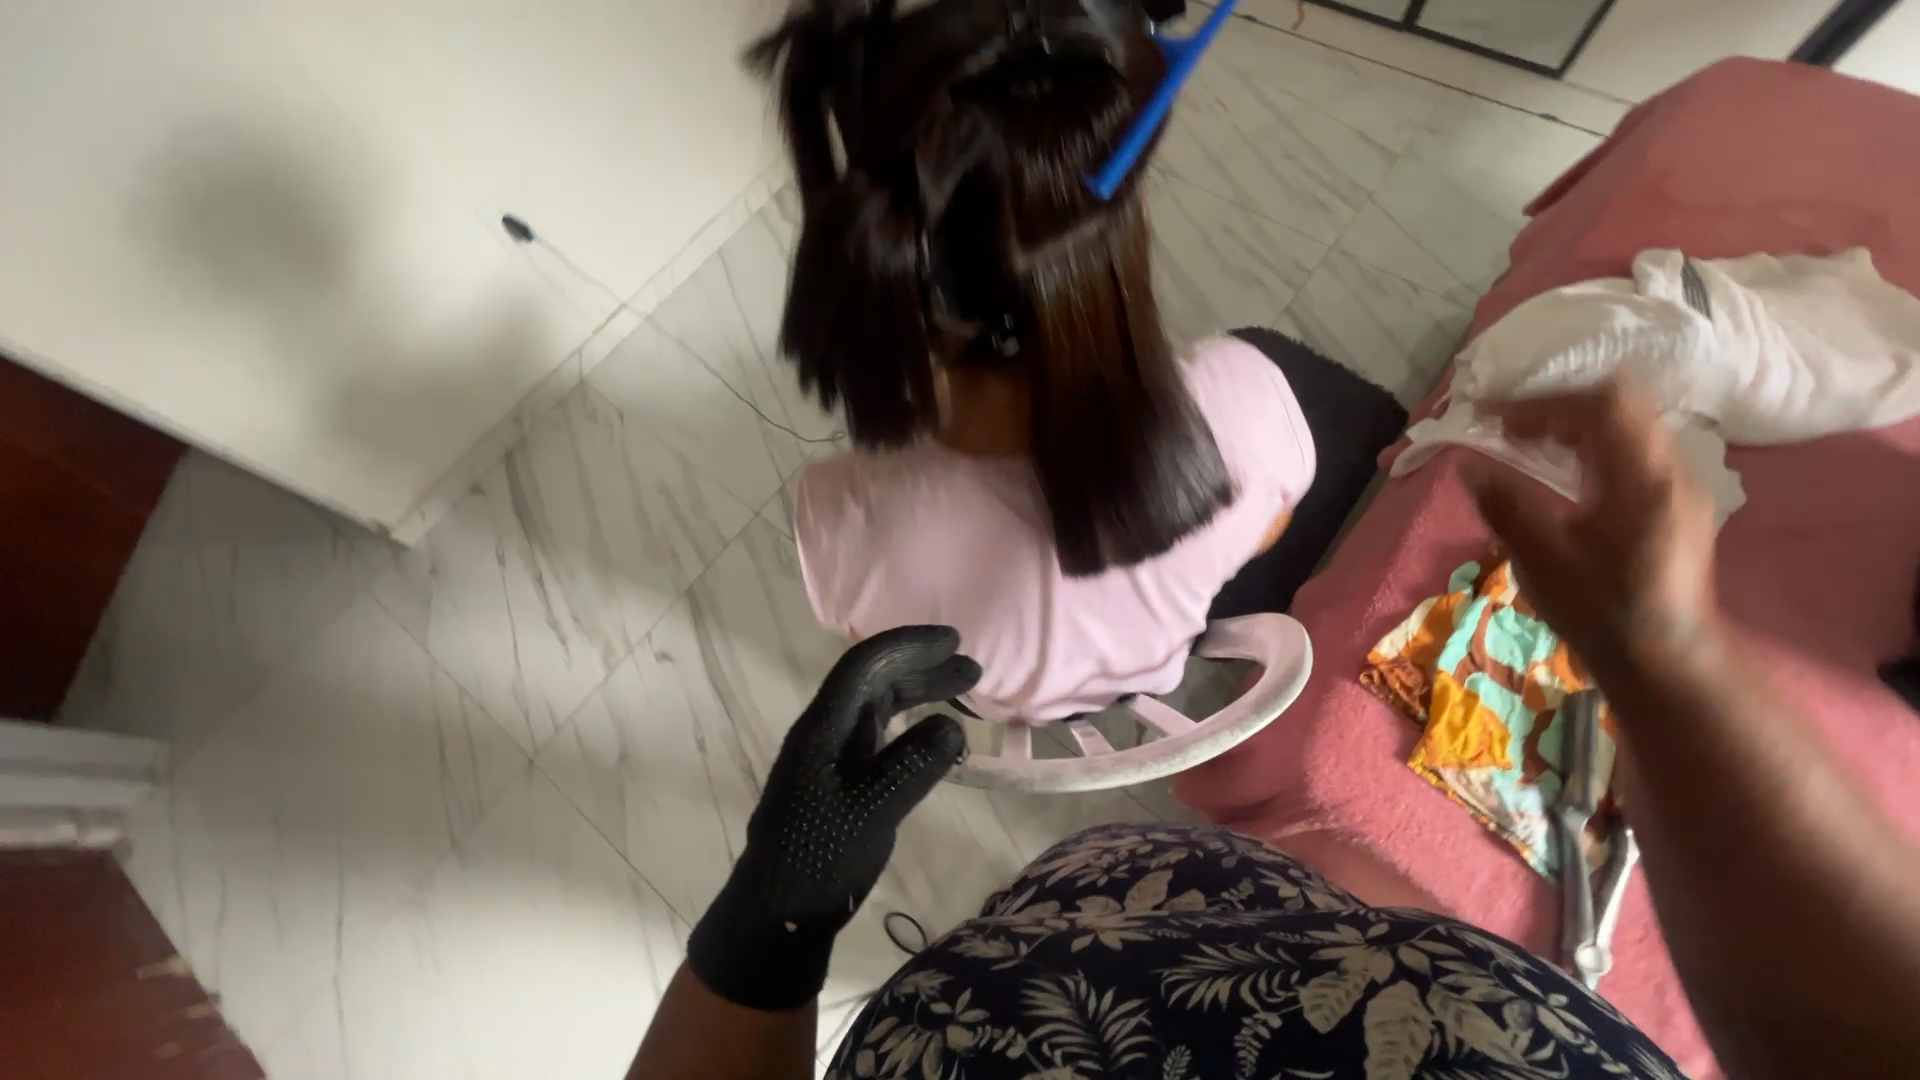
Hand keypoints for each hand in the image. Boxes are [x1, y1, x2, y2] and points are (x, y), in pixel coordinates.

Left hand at [687, 626, 978, 1010]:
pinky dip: (915, 725)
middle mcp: (829, 730)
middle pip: (876, 679)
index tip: (951, 641)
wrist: (779, 911)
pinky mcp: (847, 777)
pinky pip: (885, 734)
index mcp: (823, 728)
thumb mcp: (871, 814)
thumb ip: (911, 767)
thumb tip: (952, 725)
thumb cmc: (817, 860)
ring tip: (965, 689)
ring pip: (882, 705)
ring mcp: (836, 753)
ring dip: (921, 691)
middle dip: (922, 666)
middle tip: (970, 667)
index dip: (908, 645)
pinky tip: (941, 734)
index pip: (865, 666)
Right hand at [1468, 379, 1720, 675]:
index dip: (1541, 403)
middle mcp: (1670, 469)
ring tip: (1523, 443)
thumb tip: (1468, 464)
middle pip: (1618, 403)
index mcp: (1643, 480)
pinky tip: (1556, 468)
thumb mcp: (1540, 559)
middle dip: (1554, 406)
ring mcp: (1676, 482)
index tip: (1492, 420)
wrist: (1661, 655)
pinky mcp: (1670, 498)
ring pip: (1625, 422)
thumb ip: (1506, 506)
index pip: (1601, 405)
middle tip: (1505, 427)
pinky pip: (1629, 445)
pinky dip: (1586, 442)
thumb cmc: (1599, 610)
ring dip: (1570, 422)